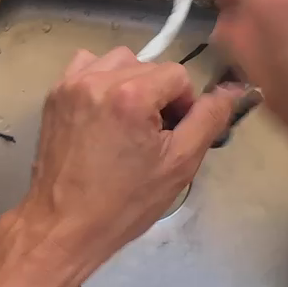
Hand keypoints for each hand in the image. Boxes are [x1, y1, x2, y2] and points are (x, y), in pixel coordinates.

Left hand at [11, 47, 238, 282]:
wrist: (64, 225)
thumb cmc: (124, 202)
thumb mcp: (179, 164)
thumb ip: (208, 119)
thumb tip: (232, 89)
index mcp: (132, 95)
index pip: (177, 75)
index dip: (183, 105)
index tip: (171, 135)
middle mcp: (100, 79)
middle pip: (150, 66)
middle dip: (158, 96)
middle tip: (151, 135)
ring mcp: (73, 83)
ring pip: (120, 61)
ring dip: (131, 82)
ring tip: (127, 121)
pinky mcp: (56, 92)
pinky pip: (88, 65)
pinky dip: (102, 79)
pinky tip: (103, 109)